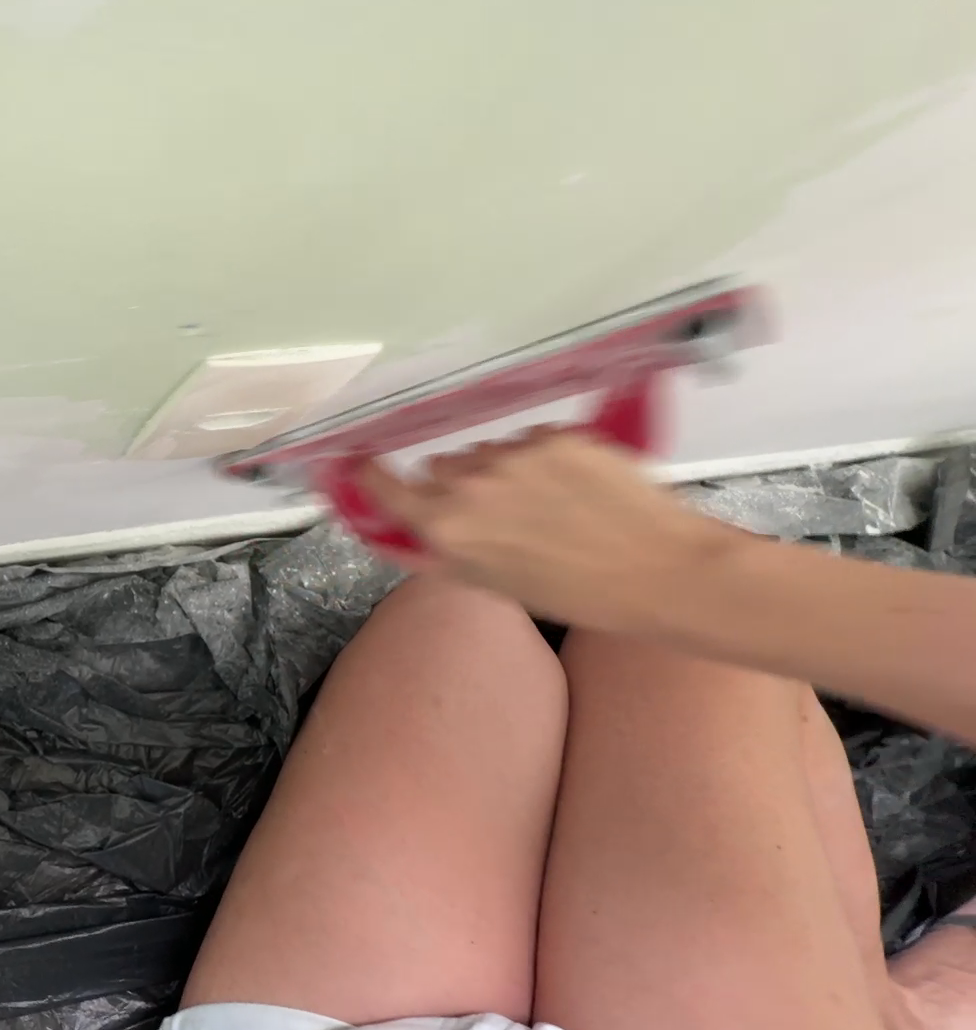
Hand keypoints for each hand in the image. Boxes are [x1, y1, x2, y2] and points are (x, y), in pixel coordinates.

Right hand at [359, 428, 745, 631]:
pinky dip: (537, 458)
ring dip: (496, 470)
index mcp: (444, 524)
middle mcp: (468, 483)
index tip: (365, 467)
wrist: (662, 573)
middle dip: (451, 485)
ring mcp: (514, 454)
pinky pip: (526, 440)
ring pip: (482, 452)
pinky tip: (570, 486)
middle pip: (437, 468)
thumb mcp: (484, 583)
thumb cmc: (568, 592)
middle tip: (489, 512)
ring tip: (540, 501)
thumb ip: (431, 553)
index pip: (381, 483)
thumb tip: (389, 530)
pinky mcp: (556, 436)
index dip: (370, 475)